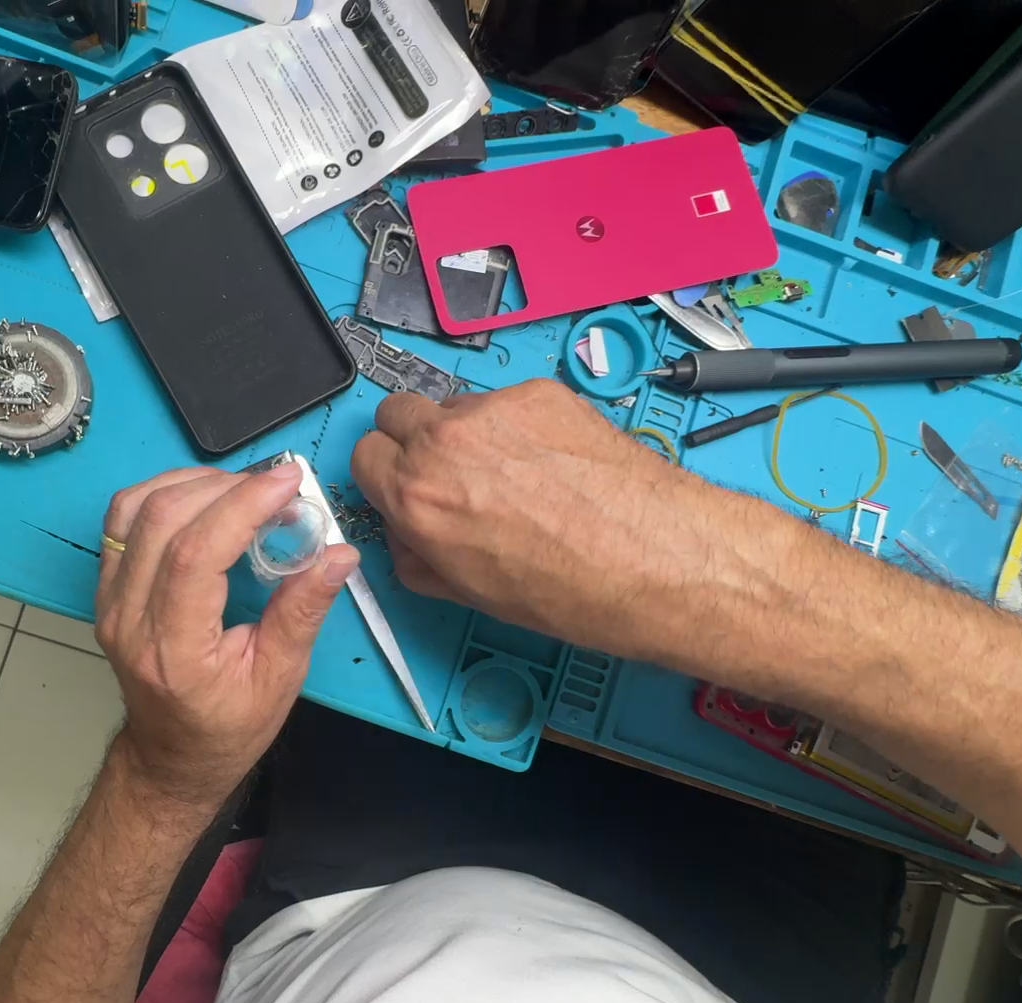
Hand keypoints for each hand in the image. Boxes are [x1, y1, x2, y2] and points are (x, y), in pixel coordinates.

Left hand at [96, 463, 358, 807]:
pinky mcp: (105, 589)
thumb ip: (303, 612)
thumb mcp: (280, 680)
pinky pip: (124, 519)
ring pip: (136, 508)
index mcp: (173, 648)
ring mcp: (108, 600)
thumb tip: (339, 554)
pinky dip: (165, 493)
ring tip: (243, 490)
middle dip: (226, 487)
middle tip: (276, 490)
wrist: (169, 758)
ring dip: (193, 483)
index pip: (196, 553)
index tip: (289, 482)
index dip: (243, 505)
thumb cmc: (228, 729)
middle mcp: (128, 618)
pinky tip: (204, 498)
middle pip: (163, 519)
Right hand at [351, 380, 785, 663]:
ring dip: (460, 431)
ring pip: (449, 404)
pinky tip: (546, 460)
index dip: (382, 475)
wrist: (660, 561)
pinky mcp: (540, 392)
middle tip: (443, 472)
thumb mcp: (468, 592)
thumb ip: (415, 554)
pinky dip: (512, 424)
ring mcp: (494, 410)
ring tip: (505, 471)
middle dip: (409, 442)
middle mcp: (446, 443)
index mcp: (416, 496)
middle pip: (394, 412)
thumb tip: (407, 532)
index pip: (362, 455)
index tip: (400, 485)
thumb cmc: (573, 590)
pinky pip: (502, 400)